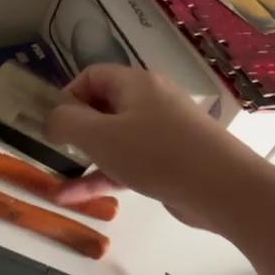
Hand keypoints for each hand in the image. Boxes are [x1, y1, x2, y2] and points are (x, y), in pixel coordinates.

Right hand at [44, 64, 272, 229]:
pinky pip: (127, 163)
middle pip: (102, 108)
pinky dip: (103, 176)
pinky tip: (74, 198)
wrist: (224, 189)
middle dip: (74, 130)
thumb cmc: (156, 154)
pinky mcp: (170, 161)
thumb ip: (66, 123)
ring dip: (84, 158)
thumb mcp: (99, 136)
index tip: (51, 121)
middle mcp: (151, 102)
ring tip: (56, 177)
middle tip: (51, 149)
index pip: (91, 76)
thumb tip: (51, 119)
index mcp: (135, 84)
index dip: (66, 95)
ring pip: (113, 140)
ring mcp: (163, 133)